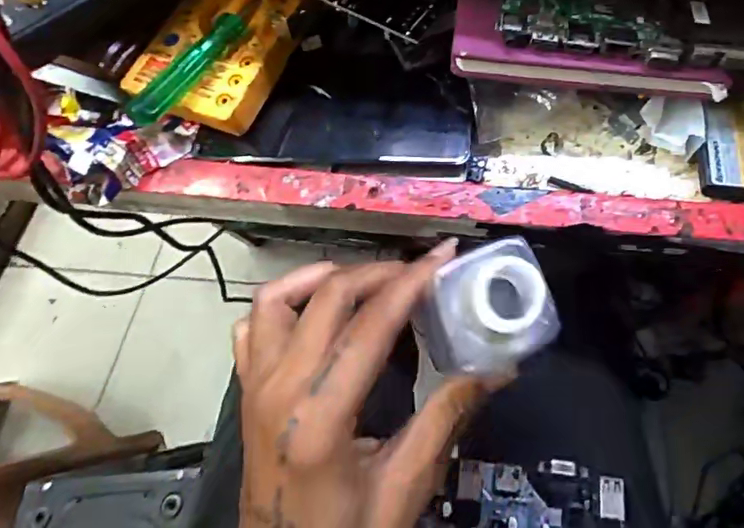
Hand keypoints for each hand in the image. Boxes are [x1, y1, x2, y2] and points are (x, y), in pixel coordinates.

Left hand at [234, 240, 504, 527]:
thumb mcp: (404, 485)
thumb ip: (447, 416)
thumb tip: (498, 368)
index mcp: (319, 419)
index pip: (370, 324)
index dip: (411, 282)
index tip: (444, 257)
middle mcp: (279, 392)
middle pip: (328, 296)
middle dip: (380, 271)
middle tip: (418, 272)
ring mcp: (254, 390)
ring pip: (278, 299)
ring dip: (326, 277)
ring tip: (368, 281)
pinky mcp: (245, 394)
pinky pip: (253, 327)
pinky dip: (285, 302)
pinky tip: (317, 307)